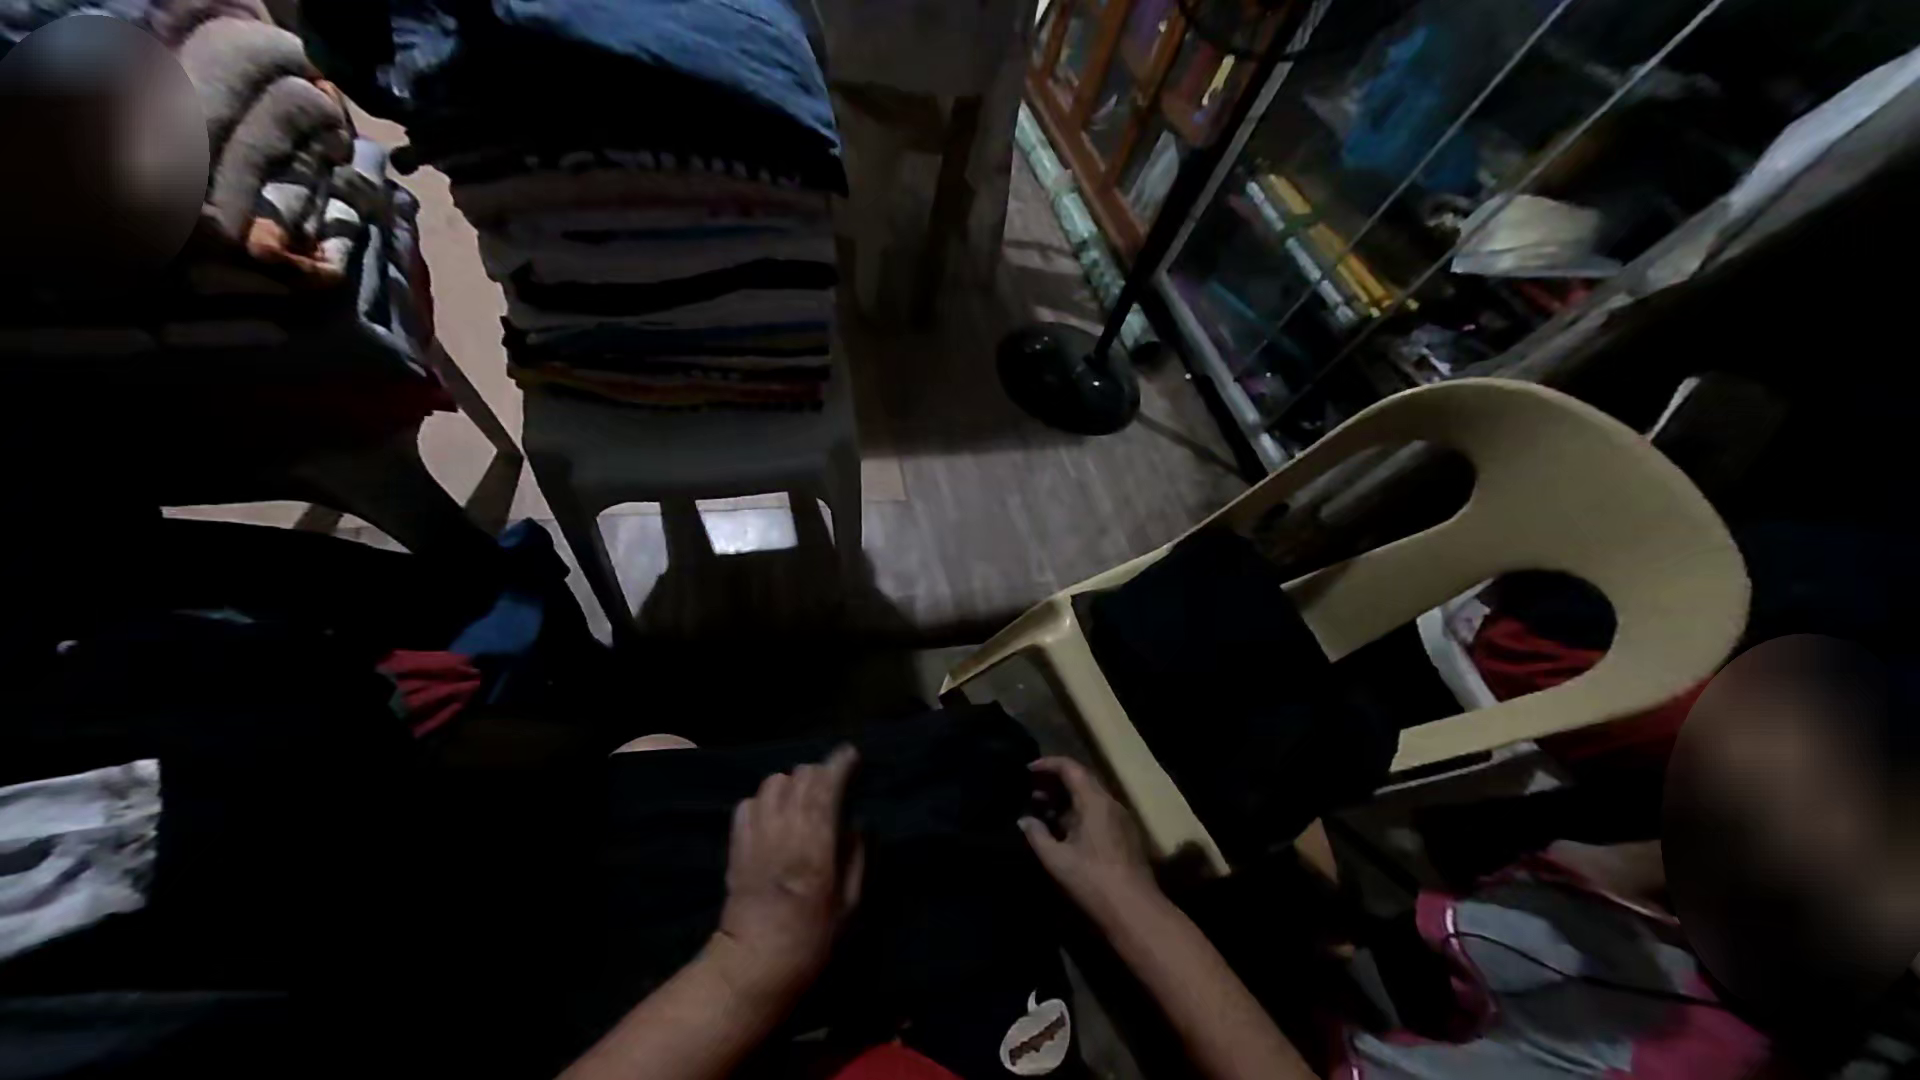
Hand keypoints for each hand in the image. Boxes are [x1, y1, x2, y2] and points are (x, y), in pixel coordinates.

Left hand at [708, 745, 862, 1003]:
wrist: (752, 967)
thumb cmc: (810, 940)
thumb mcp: (849, 905)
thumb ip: (856, 858)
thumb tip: (858, 823)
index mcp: (815, 847)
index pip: (827, 787)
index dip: (840, 764)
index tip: (852, 755)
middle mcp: (784, 831)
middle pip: (801, 776)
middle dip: (820, 772)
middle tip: (832, 783)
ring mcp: (756, 835)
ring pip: (773, 782)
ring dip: (792, 783)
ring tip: (802, 797)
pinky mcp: (736, 843)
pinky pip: (749, 801)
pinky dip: (765, 800)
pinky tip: (775, 815)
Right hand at [1019, 757, 1158, 922]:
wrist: (1136, 912)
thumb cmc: (1093, 881)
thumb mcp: (1056, 859)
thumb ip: (1037, 835)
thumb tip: (1024, 819)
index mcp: (1094, 800)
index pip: (1070, 767)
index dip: (1047, 764)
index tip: (1026, 771)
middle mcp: (1110, 803)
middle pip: (1080, 779)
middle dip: (1054, 782)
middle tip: (1029, 791)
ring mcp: (1120, 819)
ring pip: (1089, 797)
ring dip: (1064, 799)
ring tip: (1040, 810)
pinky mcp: (1124, 836)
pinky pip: (1097, 812)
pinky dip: (1077, 812)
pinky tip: (1062, 831)